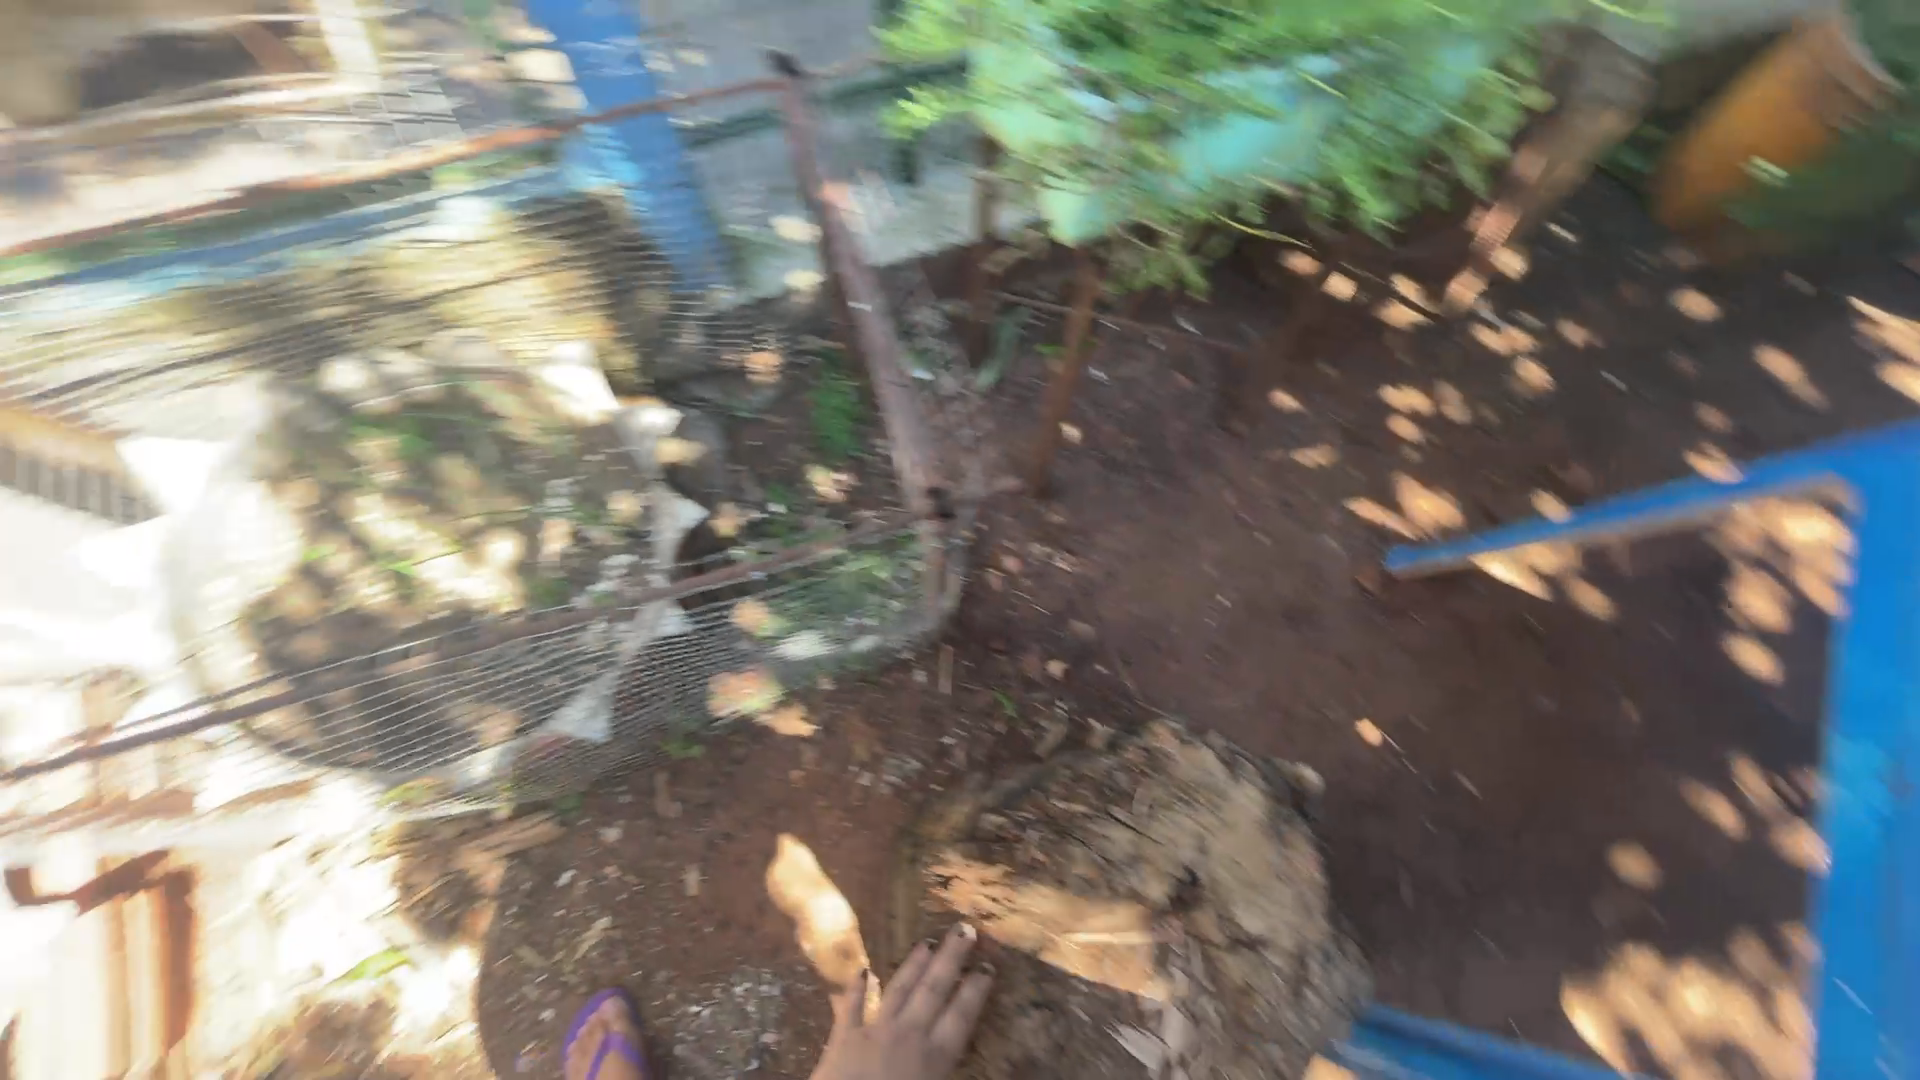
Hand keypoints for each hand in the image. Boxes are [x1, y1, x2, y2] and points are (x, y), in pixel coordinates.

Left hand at [810, 922, 994, 1079]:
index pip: (961, 1016)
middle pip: (934, 990)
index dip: (975, 989)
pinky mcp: (843, 1039)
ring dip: (913, 965)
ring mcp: (874, 1033)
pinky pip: (851, 1007)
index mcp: (934, 1058)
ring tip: (927, 941)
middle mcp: (908, 1036)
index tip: (987, 964)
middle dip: (951, 958)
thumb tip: (972, 1058)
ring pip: (899, 989)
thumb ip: (948, 1070)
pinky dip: (856, 988)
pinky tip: (862, 970)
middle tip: (964, 928)